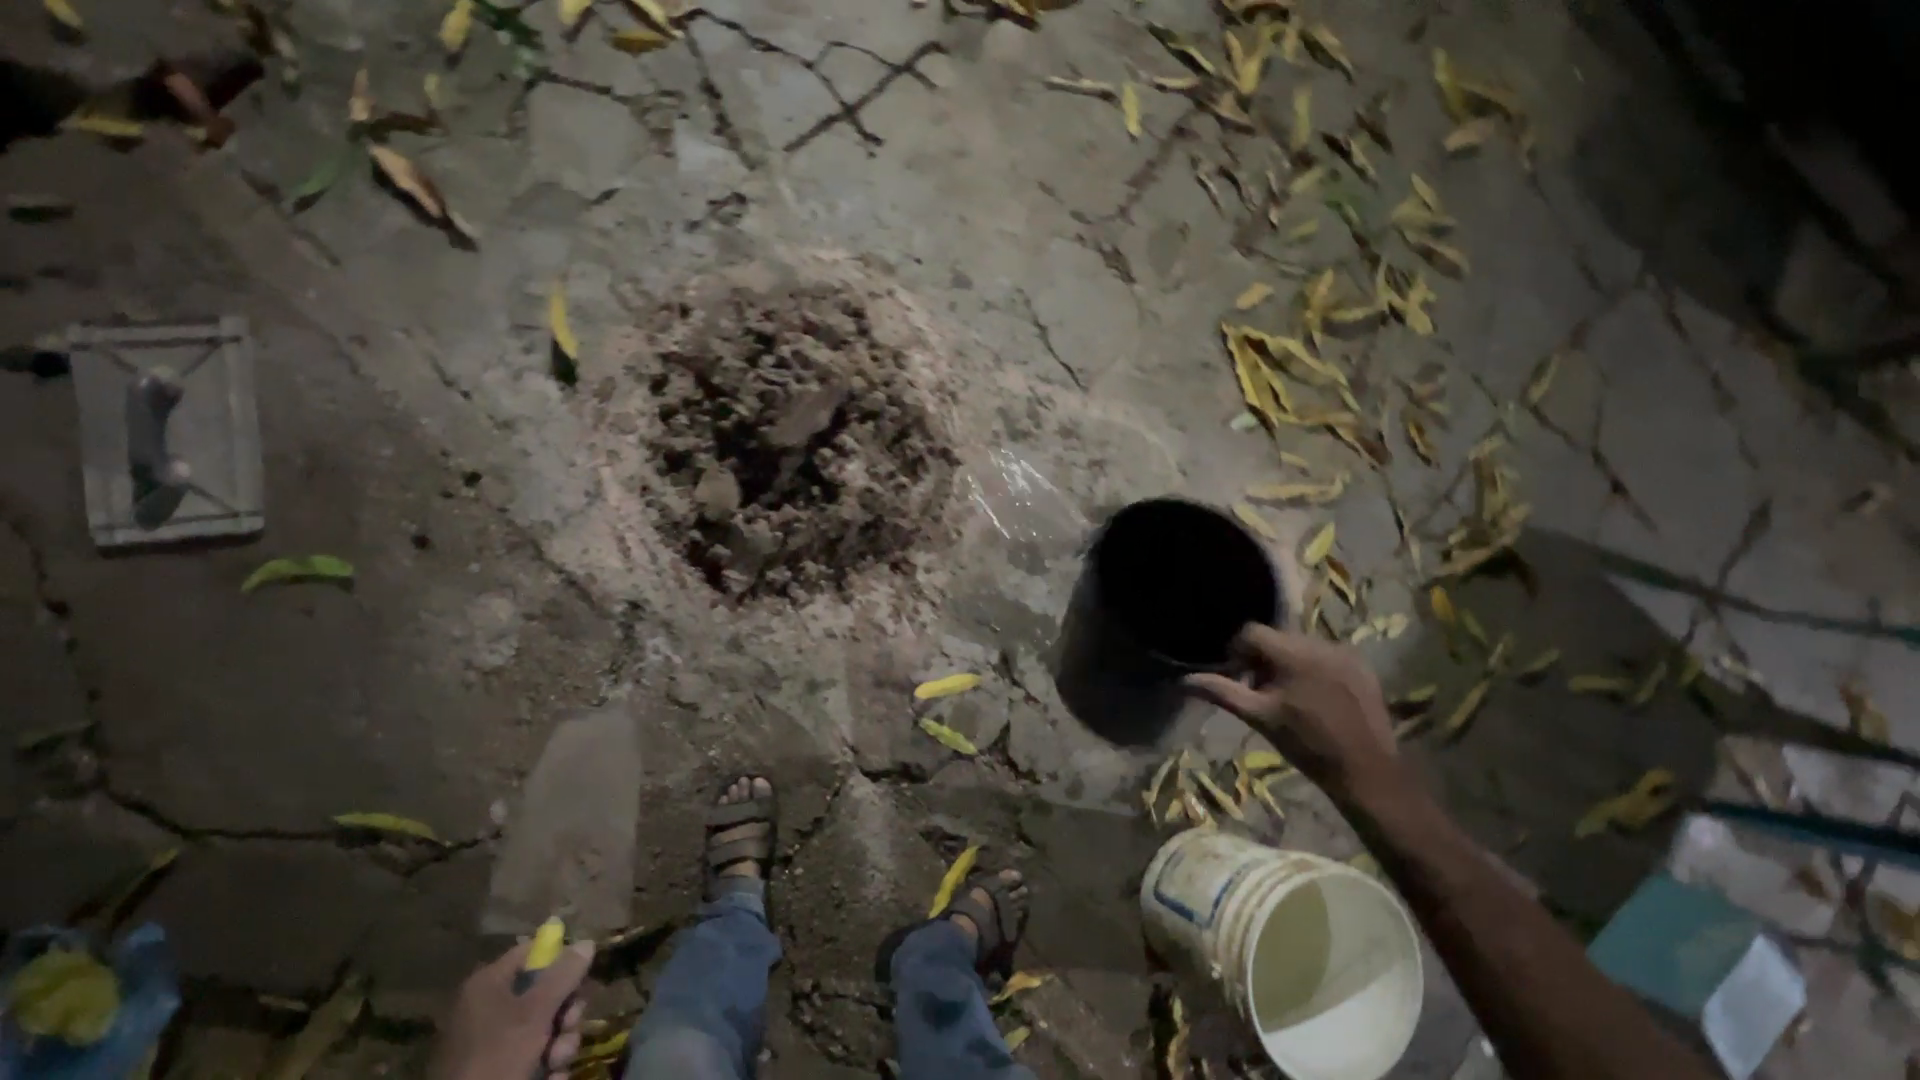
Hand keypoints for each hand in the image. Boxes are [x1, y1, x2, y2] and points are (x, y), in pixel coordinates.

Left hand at [429, 940, 595, 1079]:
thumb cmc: (496, 1056)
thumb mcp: (535, 1013)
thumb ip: (563, 975)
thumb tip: (587, 941)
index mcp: (489, 984)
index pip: (532, 952)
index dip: (561, 960)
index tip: (581, 979)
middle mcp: (489, 1006)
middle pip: (544, 992)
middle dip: (566, 1013)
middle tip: (569, 1027)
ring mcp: (492, 1039)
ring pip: (544, 1027)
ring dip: (561, 1043)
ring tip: (557, 1063)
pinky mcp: (497, 1067)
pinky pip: (534, 1054)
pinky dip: (547, 1065)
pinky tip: (552, 1078)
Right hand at [1183, 624, 1401, 798]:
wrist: (1365, 769)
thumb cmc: (1306, 745)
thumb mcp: (1259, 718)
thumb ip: (1223, 692)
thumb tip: (1185, 680)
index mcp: (1293, 653)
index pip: (1252, 632)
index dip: (1239, 652)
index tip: (1240, 678)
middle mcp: (1321, 643)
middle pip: (1278, 637)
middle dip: (1265, 659)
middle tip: (1263, 692)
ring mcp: (1346, 653)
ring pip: (1303, 646)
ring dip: (1290, 663)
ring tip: (1291, 696)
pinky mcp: (1363, 666)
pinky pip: (1328, 655)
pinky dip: (1315, 668)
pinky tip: (1318, 698)